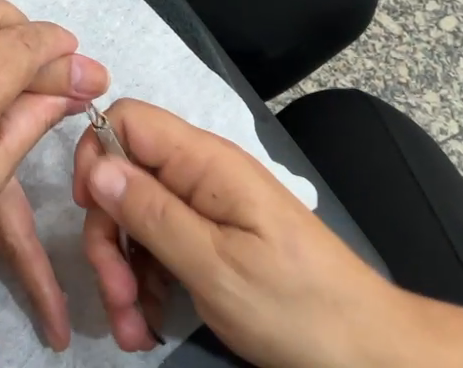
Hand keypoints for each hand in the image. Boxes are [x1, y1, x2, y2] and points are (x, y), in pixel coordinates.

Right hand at [72, 99, 402, 367]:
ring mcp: (205, 209)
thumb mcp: (214, 266)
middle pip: (123, 177)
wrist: (373, 357)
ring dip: (122, 271)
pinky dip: (145, 285)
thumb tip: (95, 165)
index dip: (97, 153)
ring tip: (132, 328)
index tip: (89, 210)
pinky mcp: (211, 241)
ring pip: (136, 218)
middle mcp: (200, 175)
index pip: (128, 119)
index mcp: (204, 162)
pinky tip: (148, 325)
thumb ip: (151, 212)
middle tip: (115, 297)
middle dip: (109, 236)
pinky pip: (159, 246)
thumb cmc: (297, 308)